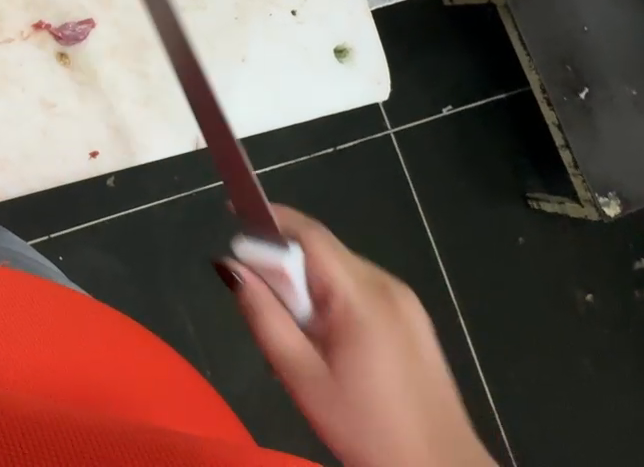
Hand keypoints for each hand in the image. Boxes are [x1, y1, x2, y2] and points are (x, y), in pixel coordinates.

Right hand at [222, 206, 497, 466]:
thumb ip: (262, 314)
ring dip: (305, 283)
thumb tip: (229, 265)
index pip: (309, 234)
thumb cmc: (366, 428)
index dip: (268, 219)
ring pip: (337, 270)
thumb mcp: (300, 375)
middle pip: (321, 251)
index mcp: (361, 297)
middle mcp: (387, 286)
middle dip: (282, 263)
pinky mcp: (413, 320)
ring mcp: (406, 303)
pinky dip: (330, 299)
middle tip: (258, 299)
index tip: (232, 215)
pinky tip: (324, 341)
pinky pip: (357, 289)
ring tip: (292, 332)